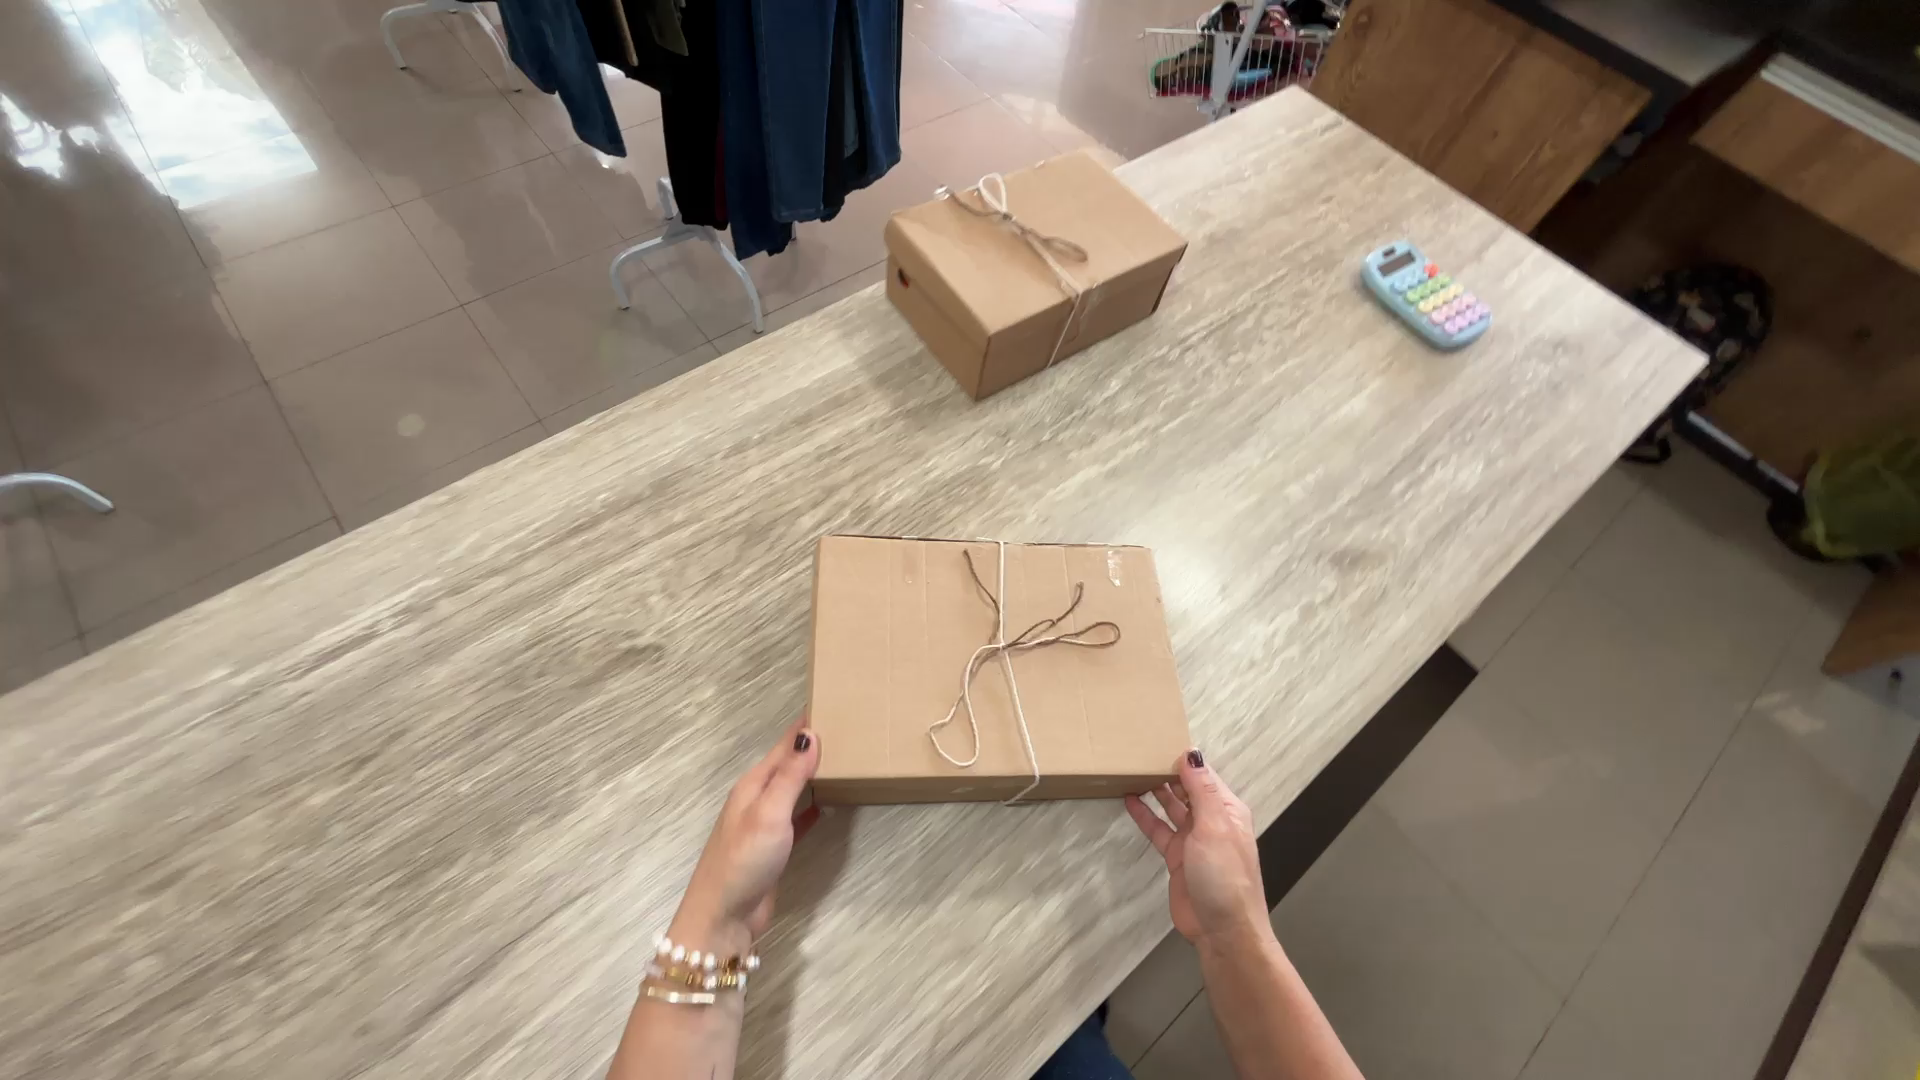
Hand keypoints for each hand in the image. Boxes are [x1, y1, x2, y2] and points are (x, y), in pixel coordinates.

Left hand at [670, 716, 821, 955]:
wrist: (723, 918)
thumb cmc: (744, 860)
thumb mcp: (769, 813)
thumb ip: (790, 776)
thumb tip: (811, 734)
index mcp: (753, 785)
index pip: (784, 746)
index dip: (804, 727)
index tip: (830, 703)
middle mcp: (758, 799)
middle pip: (788, 765)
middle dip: (811, 746)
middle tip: (847, 729)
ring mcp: (765, 824)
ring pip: (793, 790)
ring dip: (813, 775)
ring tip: (843, 760)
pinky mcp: (774, 848)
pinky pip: (798, 817)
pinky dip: (813, 807)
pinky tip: (829, 805)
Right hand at [1125, 750, 1273, 950]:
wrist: (1223, 932)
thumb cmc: (1225, 877)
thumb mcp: (1214, 827)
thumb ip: (1201, 790)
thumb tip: (1191, 753)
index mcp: (1226, 809)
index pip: (1203, 774)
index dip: (1183, 758)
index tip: (1158, 737)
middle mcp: (1210, 821)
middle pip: (1186, 788)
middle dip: (1167, 770)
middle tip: (1140, 750)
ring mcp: (1193, 840)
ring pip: (1171, 806)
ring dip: (1155, 790)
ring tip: (1132, 769)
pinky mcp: (1177, 858)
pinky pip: (1158, 829)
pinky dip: (1145, 815)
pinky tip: (1129, 800)